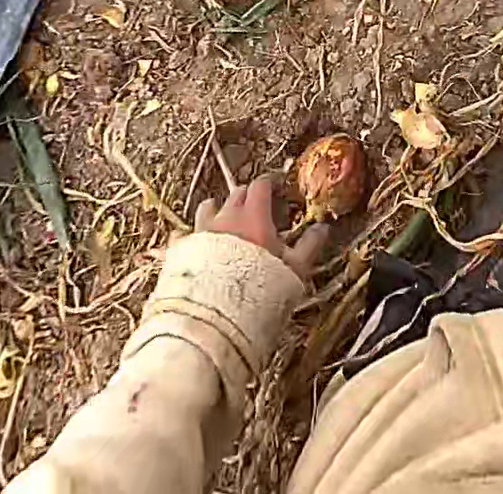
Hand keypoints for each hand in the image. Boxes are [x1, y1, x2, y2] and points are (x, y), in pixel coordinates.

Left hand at [193, 175, 327, 278]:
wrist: (218, 319)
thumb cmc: (261, 290)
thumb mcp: (294, 270)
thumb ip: (309, 245)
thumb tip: (322, 228)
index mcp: (253, 215)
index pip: (261, 185)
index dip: (270, 183)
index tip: (277, 188)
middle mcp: (225, 217)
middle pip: (236, 193)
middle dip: (247, 196)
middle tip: (258, 208)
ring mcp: (200, 233)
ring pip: (207, 207)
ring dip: (217, 209)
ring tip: (224, 221)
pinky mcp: (180, 252)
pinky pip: (184, 235)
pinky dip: (191, 237)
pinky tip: (195, 246)